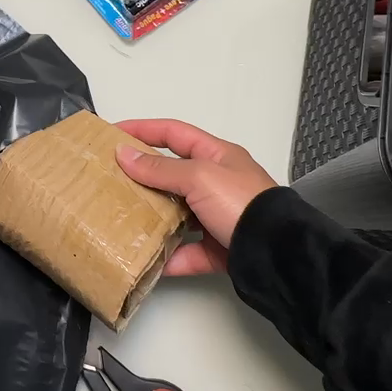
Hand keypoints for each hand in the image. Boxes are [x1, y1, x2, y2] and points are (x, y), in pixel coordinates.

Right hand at [114, 119, 277, 276]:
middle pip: (173, 175)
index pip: (173, 133)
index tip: (111, 134)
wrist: (280, 256)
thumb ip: (160, 168)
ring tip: (124, 219)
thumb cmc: (240, 203)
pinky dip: (172, 257)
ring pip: (178, 214)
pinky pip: (190, 251)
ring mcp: (220, 217)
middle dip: (143, 177)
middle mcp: (218, 184)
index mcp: (217, 156)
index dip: (142, 129)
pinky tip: (151, 261)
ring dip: (154, 218)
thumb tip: (123, 154)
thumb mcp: (199, 177)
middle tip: (111, 180)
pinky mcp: (222, 250)